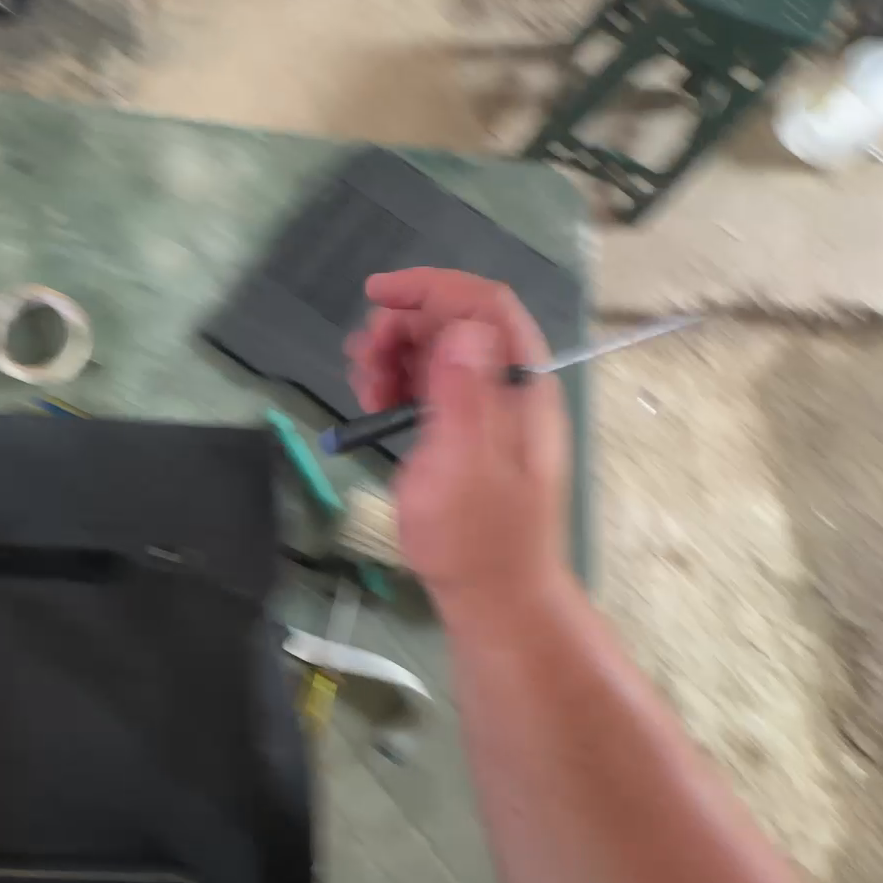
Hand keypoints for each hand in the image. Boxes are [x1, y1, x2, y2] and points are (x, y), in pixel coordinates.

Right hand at [346, 268, 571, 609]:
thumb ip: (464, 396)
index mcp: (519, 386)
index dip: (431, 288)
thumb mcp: (463, 469)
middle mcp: (506, 387)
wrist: (492, 593)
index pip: (483, 306)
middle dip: (402, 329)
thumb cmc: (475, 539)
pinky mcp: (462, 433)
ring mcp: (485, 410)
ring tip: (364, 390)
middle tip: (362, 365)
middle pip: (455, 324)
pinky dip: (395, 385)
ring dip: (393, 358)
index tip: (375, 295)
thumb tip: (462, 328)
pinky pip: (427, 386)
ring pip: (436, 353)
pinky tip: (374, 405)